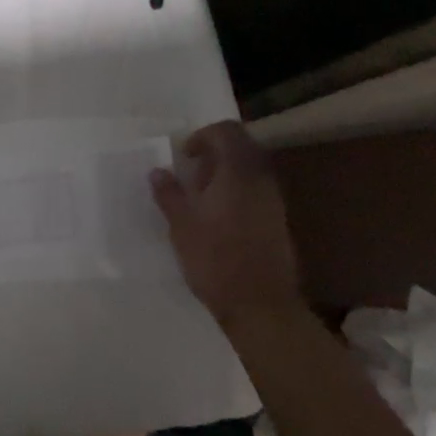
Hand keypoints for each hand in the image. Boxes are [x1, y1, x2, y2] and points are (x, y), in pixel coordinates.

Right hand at [149, 120, 302, 327]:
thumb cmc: (215, 259)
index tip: (184, 156)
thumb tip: (158, 171)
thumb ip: (169, 194)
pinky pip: (255, 191)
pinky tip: (217, 217)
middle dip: (214, 153)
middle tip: (190, 174)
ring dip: (225, 174)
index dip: (202, 136)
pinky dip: (236, 192)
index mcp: (238, 172)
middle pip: (241, 147)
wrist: (260, 303)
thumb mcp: (181, 225)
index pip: (226, 132)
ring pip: (249, 170)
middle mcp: (261, 179)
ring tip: (200, 197)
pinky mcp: (277, 220)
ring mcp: (273, 200)